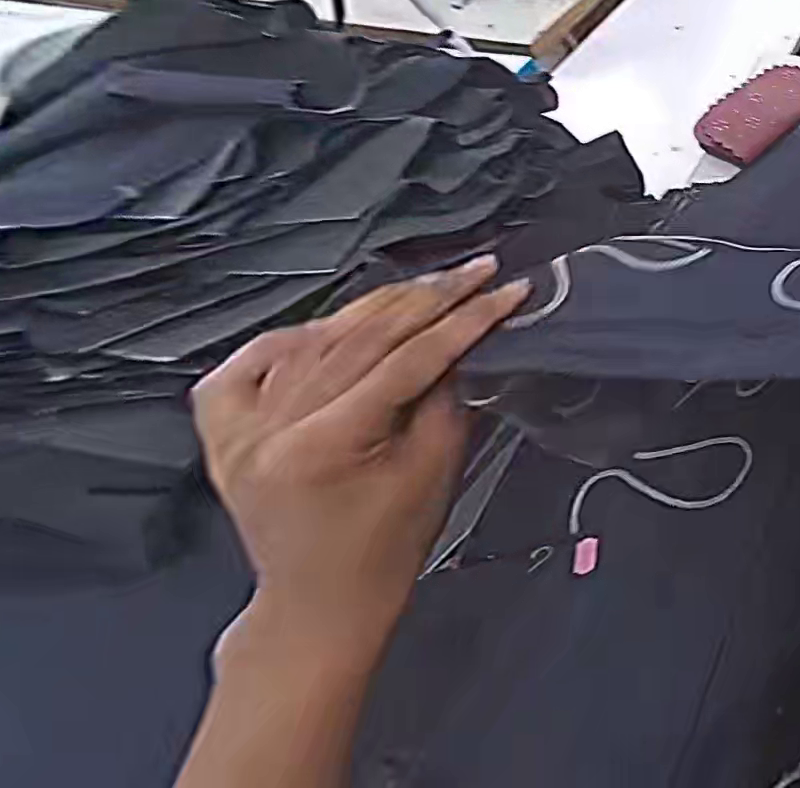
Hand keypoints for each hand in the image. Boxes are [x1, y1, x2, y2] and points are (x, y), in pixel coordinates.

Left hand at [191, 257, 529, 657]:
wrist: (324, 593)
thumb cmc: (394, 537)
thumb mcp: (439, 461)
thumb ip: (445, 393)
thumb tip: (461, 342)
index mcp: (323, 442)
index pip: (410, 357)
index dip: (468, 318)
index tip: (509, 289)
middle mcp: (268, 426)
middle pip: (361, 338)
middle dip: (431, 298)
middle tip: (479, 270)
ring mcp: (236, 427)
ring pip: (315, 341)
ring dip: (378, 306)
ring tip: (430, 283)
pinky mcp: (224, 431)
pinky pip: (249, 366)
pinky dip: (292, 336)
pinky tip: (329, 322)